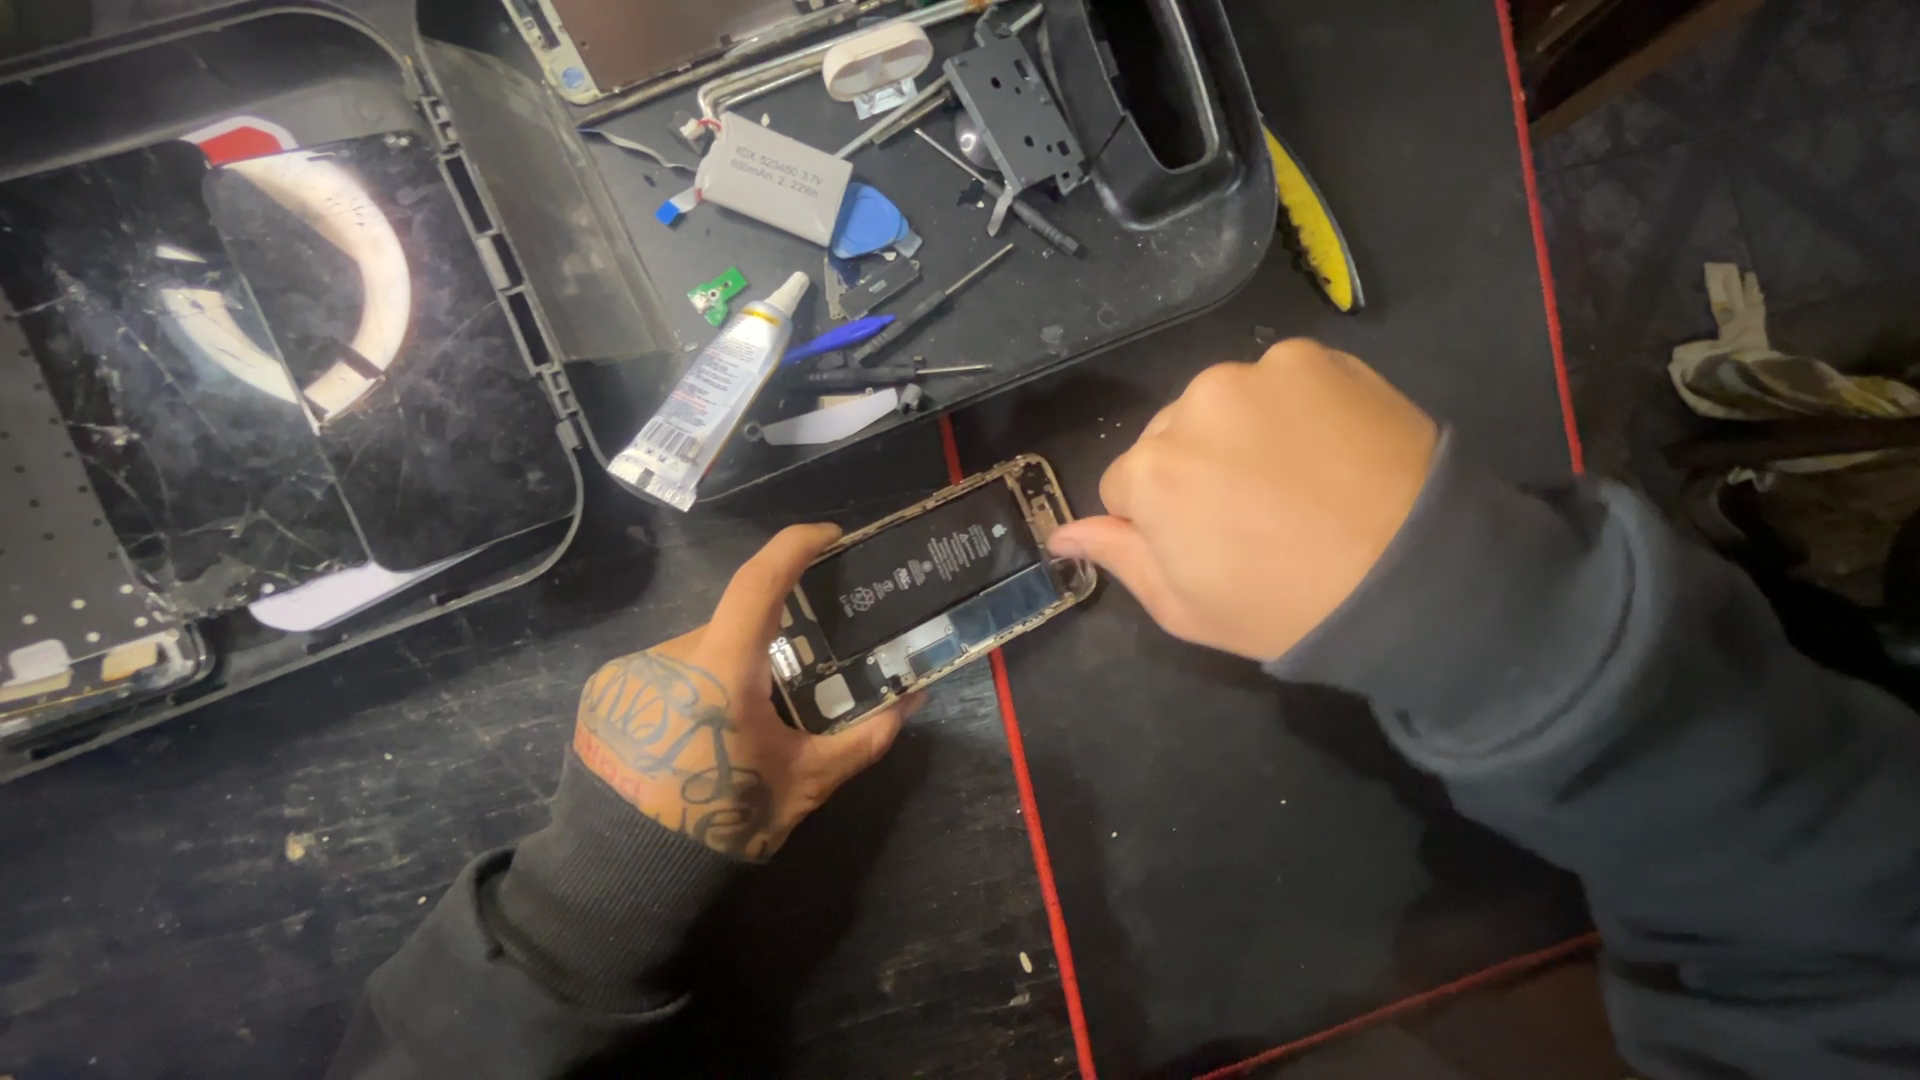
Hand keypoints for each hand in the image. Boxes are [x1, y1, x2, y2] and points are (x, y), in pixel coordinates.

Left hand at [572, 524, 914, 860]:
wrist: (623, 876)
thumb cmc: (723, 823)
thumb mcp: (805, 783)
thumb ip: (863, 738)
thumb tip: (912, 701)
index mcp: (720, 672)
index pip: (759, 584)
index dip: (794, 547)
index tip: (828, 536)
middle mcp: (668, 657)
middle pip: (733, 624)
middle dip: (767, 640)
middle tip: (791, 684)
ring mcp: (629, 673)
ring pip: (699, 649)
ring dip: (728, 668)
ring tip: (743, 723)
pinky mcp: (605, 692)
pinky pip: (665, 671)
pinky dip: (693, 686)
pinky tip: (699, 732)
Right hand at [1048, 340, 1438, 661]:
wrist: (1417, 577)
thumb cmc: (1286, 605)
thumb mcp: (1185, 605)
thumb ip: (1118, 556)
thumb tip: (1061, 531)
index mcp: (1153, 470)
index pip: (1123, 484)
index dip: (1158, 518)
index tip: (1205, 541)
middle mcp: (1194, 406)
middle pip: (1167, 437)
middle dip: (1191, 468)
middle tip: (1251, 512)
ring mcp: (1259, 374)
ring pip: (1217, 405)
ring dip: (1235, 433)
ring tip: (1292, 479)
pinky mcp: (1316, 356)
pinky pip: (1276, 382)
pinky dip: (1287, 409)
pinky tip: (1323, 449)